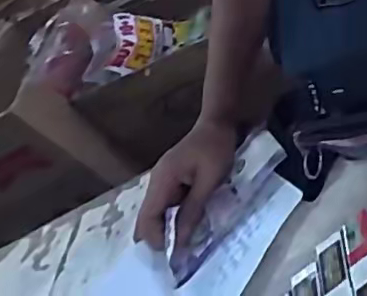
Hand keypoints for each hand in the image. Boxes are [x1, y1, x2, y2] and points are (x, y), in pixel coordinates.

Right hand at [134, 117, 237, 248]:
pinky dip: (177, 209)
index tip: (179, 247)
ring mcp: (162, 177)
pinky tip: (195, 207)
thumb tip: (180, 242)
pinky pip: (168, 200)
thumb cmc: (216, 146)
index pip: (146, 221)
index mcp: (161, 180)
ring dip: (172, 221)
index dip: (158, 239)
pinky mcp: (171, 175)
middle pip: (148, 218)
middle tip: (186, 238)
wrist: (219, 119)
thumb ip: (192, 210)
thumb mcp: (209, 180)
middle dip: (164, 233)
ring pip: (158, 211)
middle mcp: (156, 180)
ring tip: (194, 221)